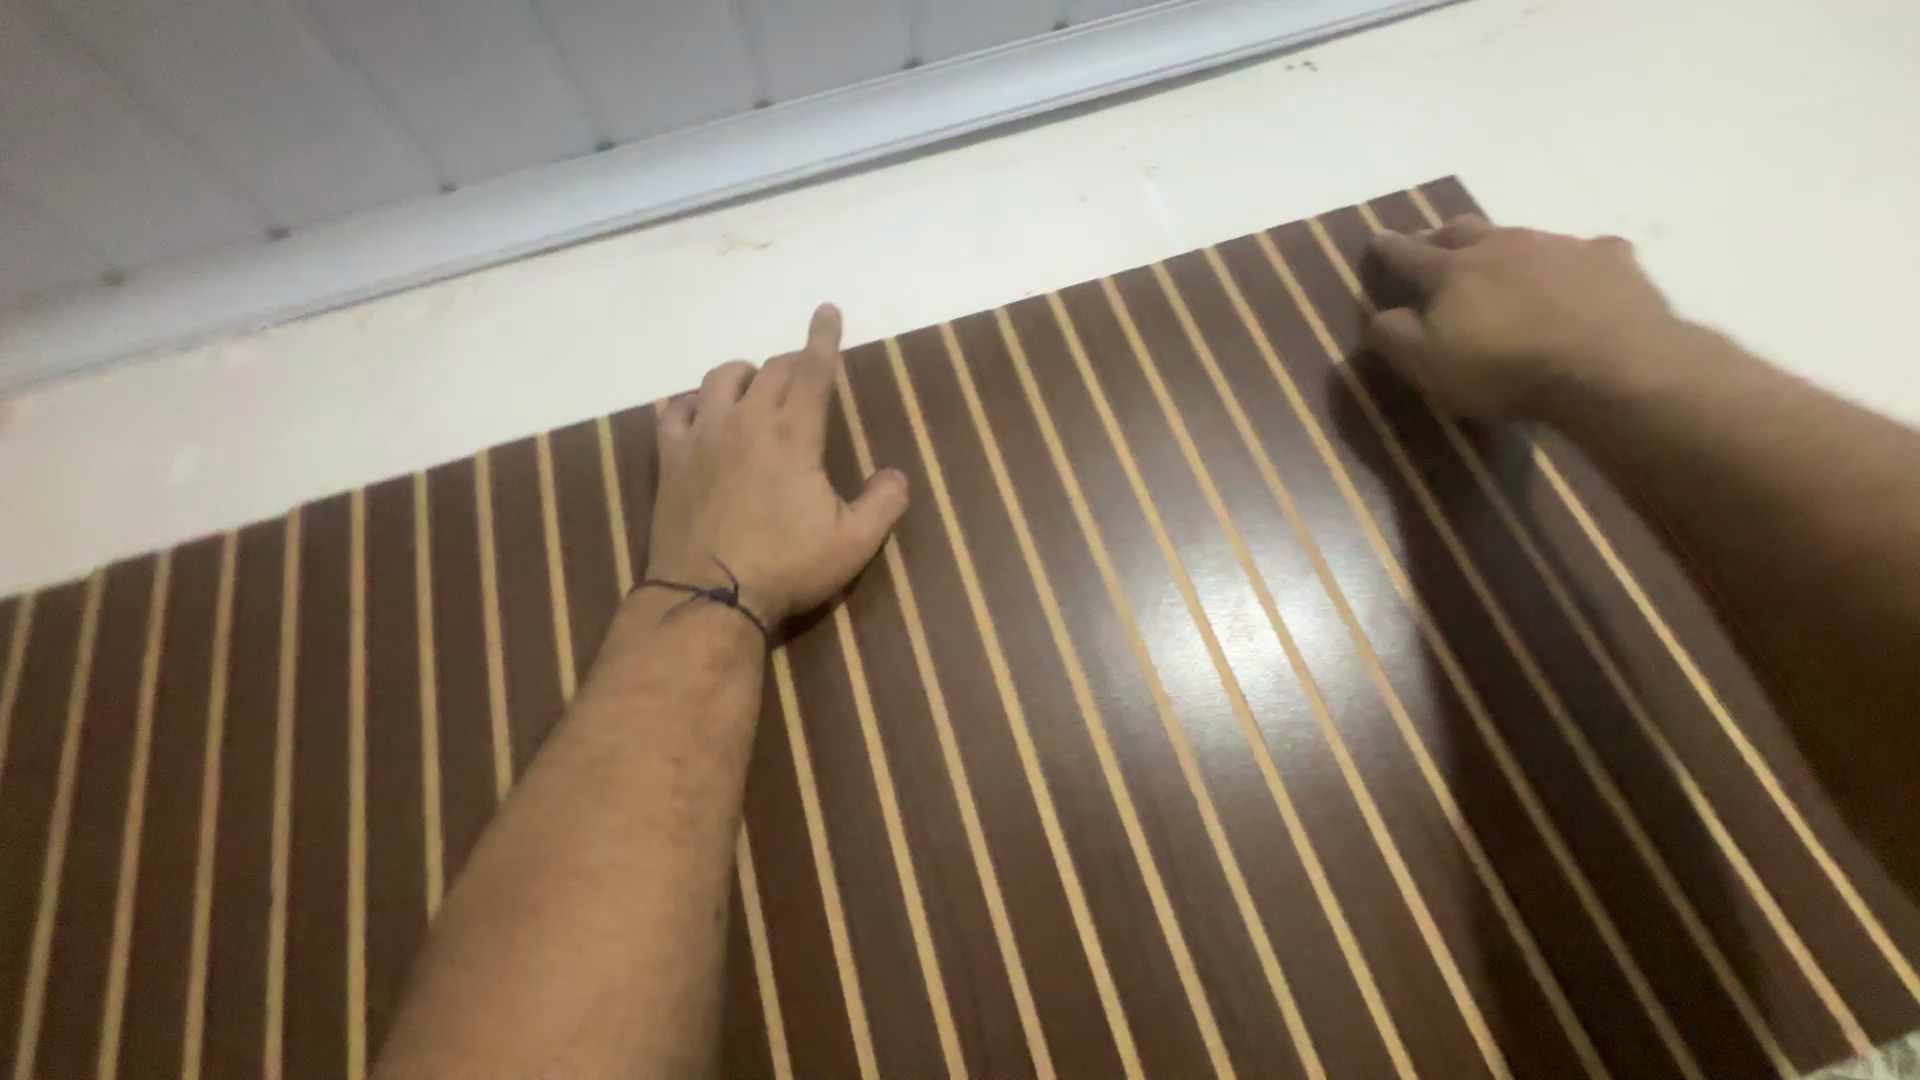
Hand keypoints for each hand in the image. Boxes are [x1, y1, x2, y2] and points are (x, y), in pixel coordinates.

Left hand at [644, 305, 908, 627]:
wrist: (708, 596)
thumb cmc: (787, 567)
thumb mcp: (855, 543)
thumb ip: (884, 503)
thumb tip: (896, 475)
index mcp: (793, 433)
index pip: (812, 370)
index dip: (823, 337)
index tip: (827, 310)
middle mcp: (746, 420)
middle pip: (771, 371)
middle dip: (793, 363)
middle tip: (804, 374)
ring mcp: (703, 436)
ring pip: (722, 379)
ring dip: (746, 374)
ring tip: (755, 387)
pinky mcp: (671, 458)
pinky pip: (676, 410)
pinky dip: (694, 401)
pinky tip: (701, 411)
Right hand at [1367, 215, 1678, 419]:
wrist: (1610, 366)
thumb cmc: (1502, 368)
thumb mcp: (1425, 363)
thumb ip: (1393, 335)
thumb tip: (1379, 314)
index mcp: (1452, 271)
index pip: (1409, 253)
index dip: (1389, 247)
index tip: (1376, 238)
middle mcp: (1502, 246)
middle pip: (1464, 229)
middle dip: (1441, 235)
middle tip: (1432, 242)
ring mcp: (1560, 247)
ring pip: (1519, 235)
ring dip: (1500, 245)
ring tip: (1498, 261)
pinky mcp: (1610, 260)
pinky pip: (1582, 252)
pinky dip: (1566, 262)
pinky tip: (1572, 276)